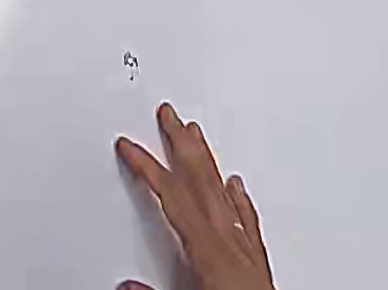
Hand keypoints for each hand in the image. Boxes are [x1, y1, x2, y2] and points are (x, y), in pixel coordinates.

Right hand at [117, 103, 274, 289]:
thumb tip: (126, 287)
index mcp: (210, 254)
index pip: (172, 196)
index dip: (146, 167)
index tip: (128, 144)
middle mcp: (232, 246)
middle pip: (202, 181)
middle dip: (182, 144)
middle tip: (169, 115)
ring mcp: (249, 254)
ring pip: (224, 193)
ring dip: (208, 160)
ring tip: (196, 133)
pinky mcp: (261, 268)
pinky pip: (249, 221)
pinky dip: (240, 198)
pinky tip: (237, 183)